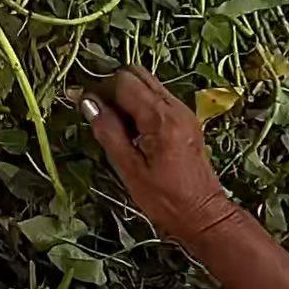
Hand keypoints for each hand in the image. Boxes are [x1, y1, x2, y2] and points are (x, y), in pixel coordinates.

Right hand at [81, 66, 242, 246]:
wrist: (203, 214)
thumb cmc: (164, 199)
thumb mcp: (129, 168)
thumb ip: (108, 130)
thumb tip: (87, 101)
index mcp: (161, 118)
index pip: (124, 82)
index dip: (100, 90)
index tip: (86, 106)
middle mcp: (175, 106)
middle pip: (137, 74)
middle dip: (114, 87)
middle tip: (101, 114)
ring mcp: (184, 110)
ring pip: (148, 83)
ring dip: (127, 95)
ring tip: (116, 124)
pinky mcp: (187, 117)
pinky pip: (158, 96)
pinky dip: (140, 104)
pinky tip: (133, 129)